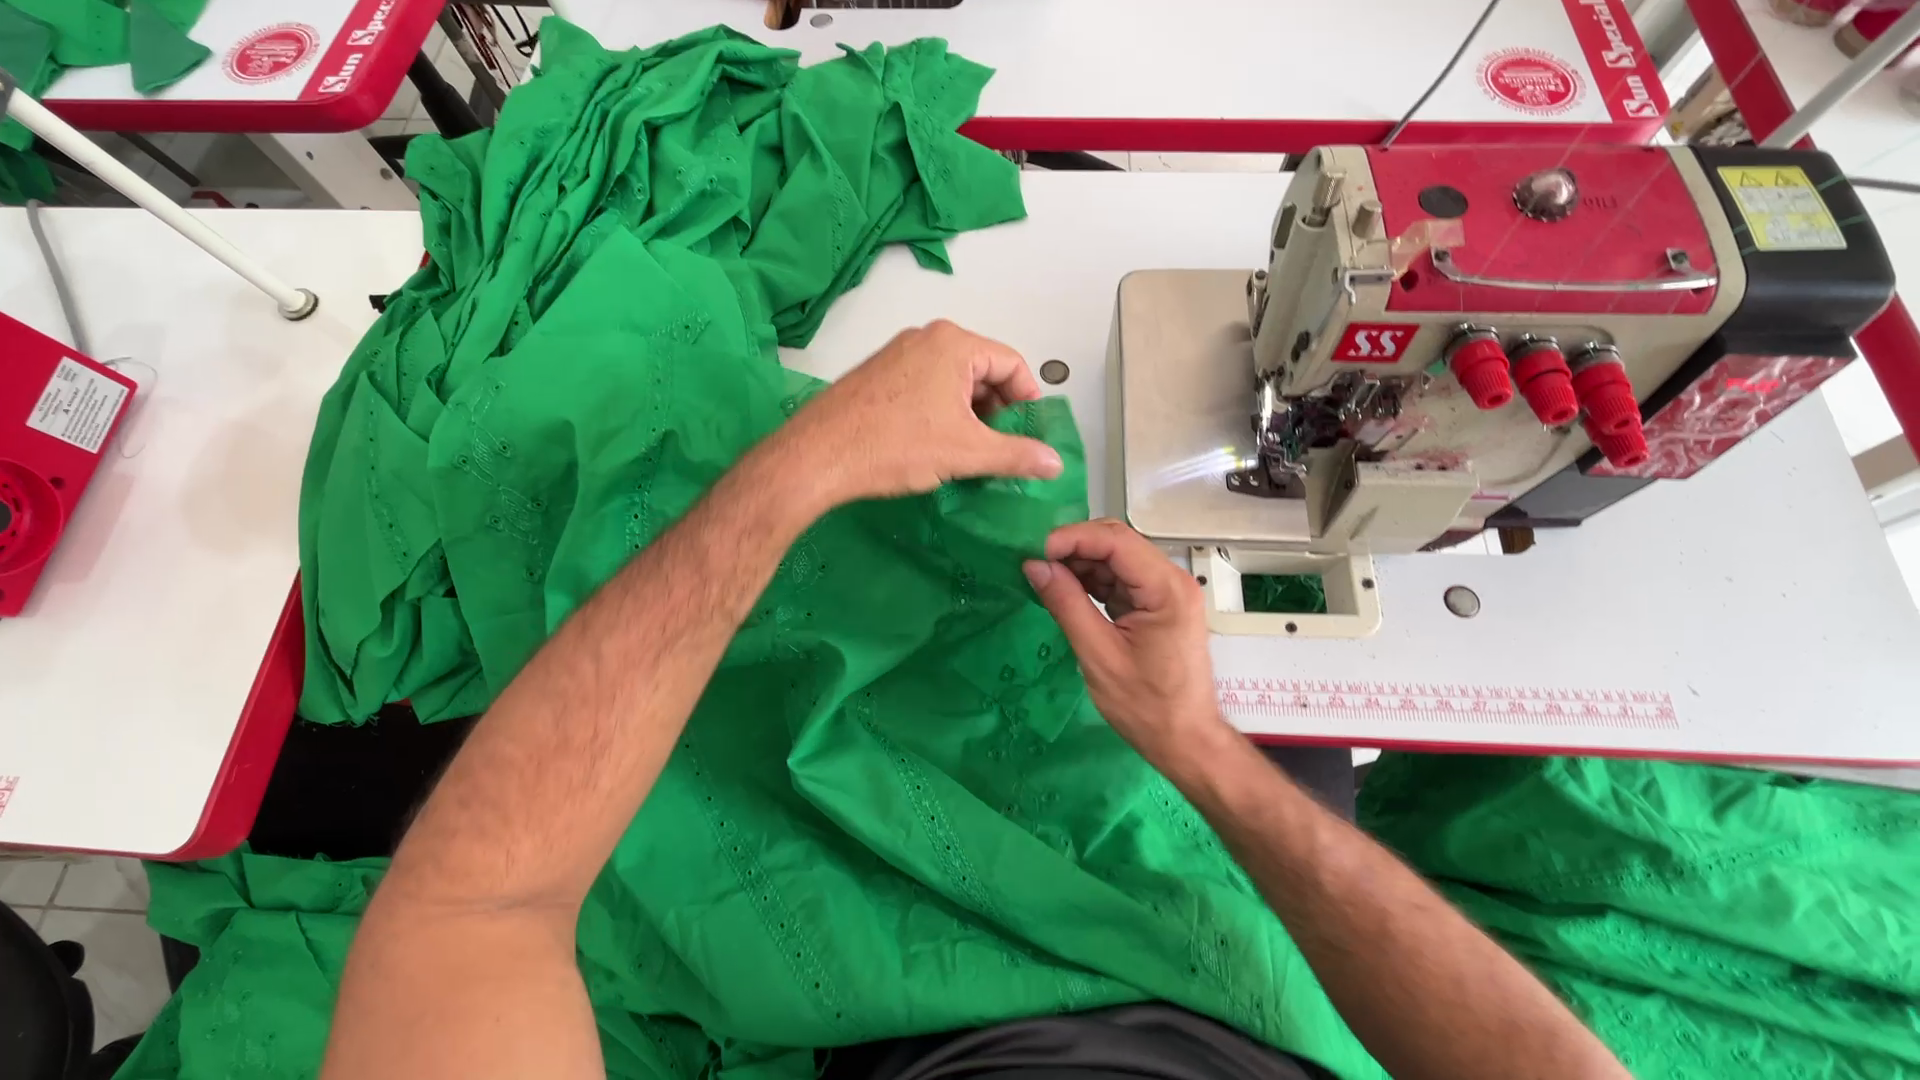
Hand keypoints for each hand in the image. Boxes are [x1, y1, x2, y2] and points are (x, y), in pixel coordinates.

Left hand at [781, 320, 1064, 507]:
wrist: (819, 456)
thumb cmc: (893, 446)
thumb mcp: (967, 452)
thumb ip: (1016, 455)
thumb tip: (1054, 463)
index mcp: (953, 344)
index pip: (1012, 364)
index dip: (1027, 401)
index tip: (1029, 434)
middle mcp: (926, 338)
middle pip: (982, 370)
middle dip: (997, 410)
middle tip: (998, 447)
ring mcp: (898, 354)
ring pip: (953, 380)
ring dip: (968, 414)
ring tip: (966, 452)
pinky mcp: (878, 375)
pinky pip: (925, 387)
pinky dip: (940, 412)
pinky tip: (933, 445)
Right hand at [1023, 519, 1231, 766]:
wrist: (1185, 740)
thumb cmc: (1146, 705)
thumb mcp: (1099, 655)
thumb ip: (1067, 604)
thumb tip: (1033, 565)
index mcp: (1167, 588)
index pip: (1115, 541)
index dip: (1071, 538)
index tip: (1033, 552)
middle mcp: (1172, 580)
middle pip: (1117, 543)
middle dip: (1073, 548)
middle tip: (1033, 563)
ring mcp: (1166, 592)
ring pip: (1116, 559)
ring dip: (1079, 564)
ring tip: (1043, 577)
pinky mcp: (1156, 605)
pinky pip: (1119, 580)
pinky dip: (1091, 581)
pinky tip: (1064, 590)